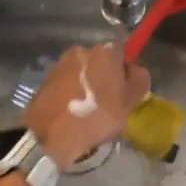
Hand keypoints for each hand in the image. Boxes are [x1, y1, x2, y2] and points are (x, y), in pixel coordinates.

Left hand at [23, 44, 151, 170]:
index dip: (126, 73)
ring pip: (83, 72)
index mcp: (105, 52)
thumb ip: (139, 82)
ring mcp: (61, 63)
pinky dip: (72, 92)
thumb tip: (136, 71)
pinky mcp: (46, 78)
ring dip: (88, 86)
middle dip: (106, 78)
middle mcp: (81, 50)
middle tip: (108, 103)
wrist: (49, 135)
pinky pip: (67, 82)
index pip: (123, 53)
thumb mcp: (128, 105)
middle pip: (101, 62)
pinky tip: (73, 112)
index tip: (125, 93)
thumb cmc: (95, 118)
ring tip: (89, 110)